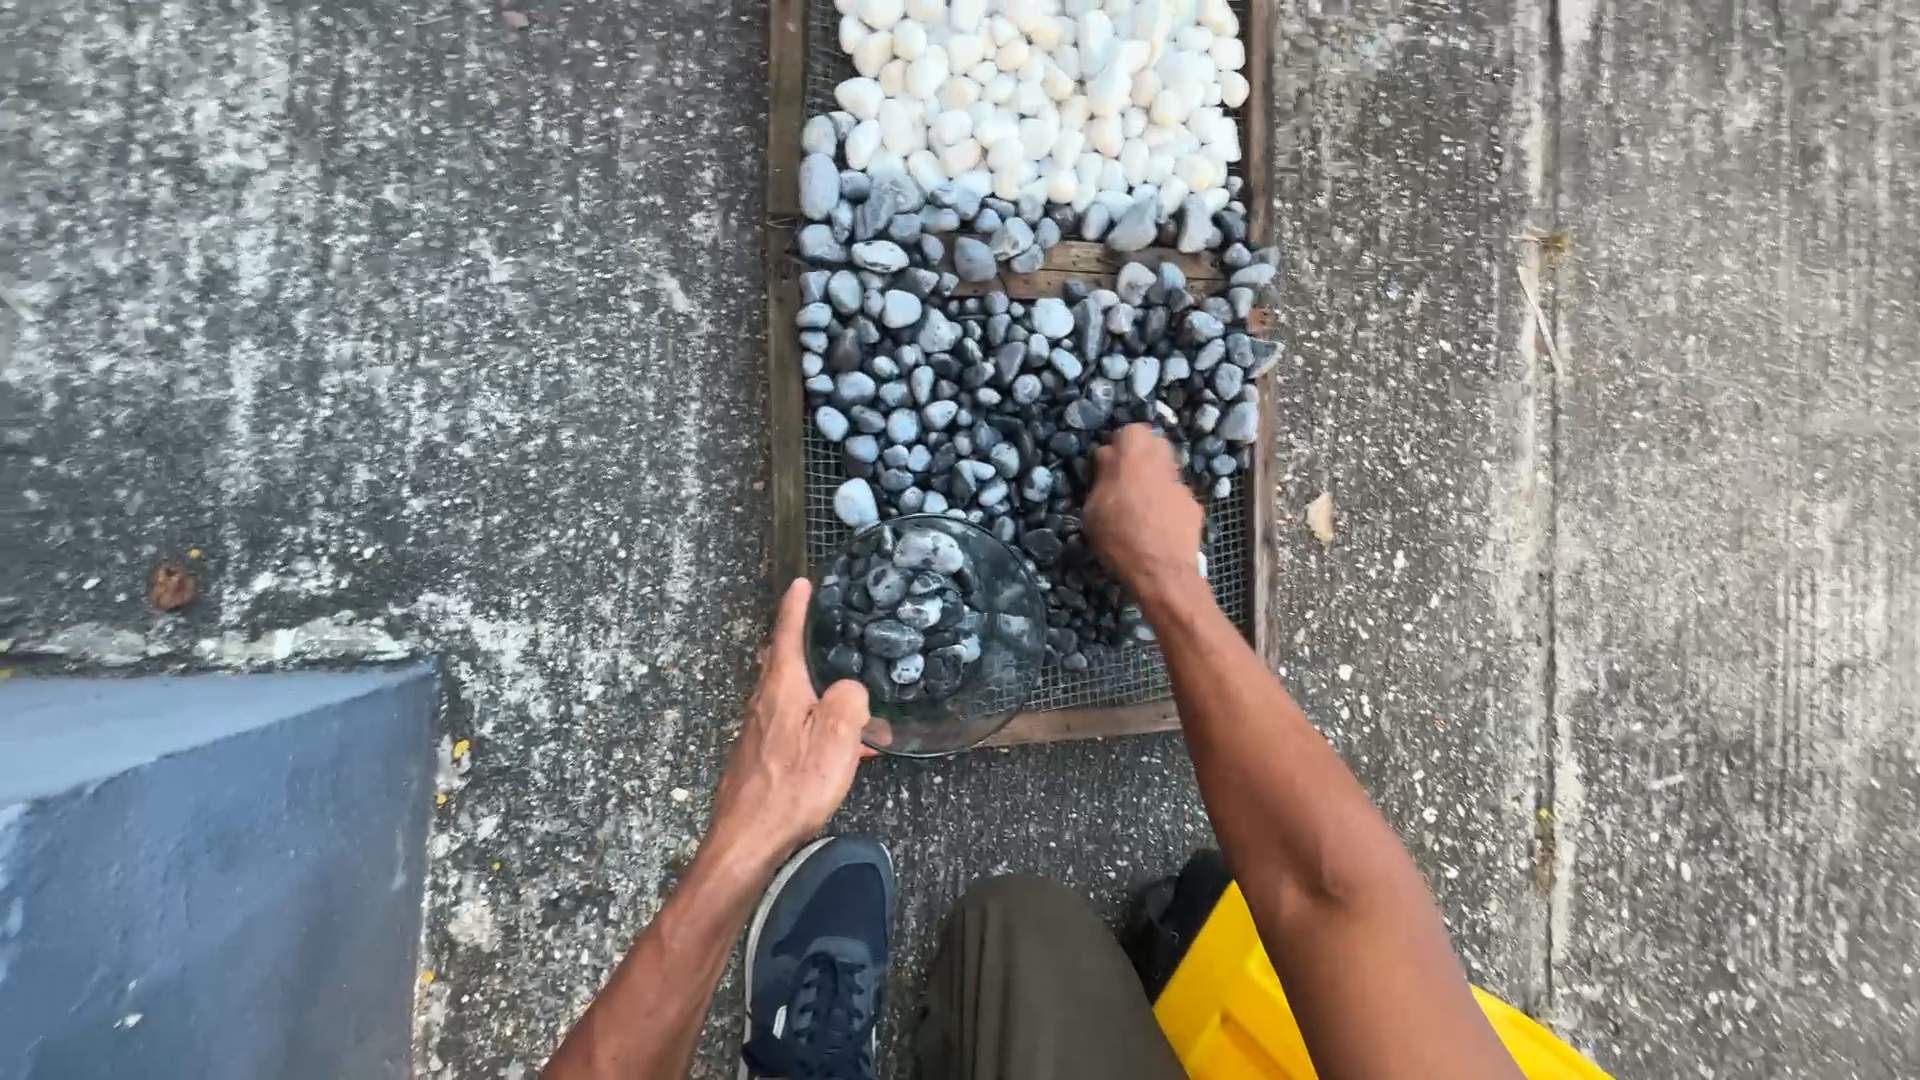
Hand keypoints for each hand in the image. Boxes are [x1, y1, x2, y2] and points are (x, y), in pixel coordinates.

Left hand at [707, 579, 872, 869]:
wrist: (748, 840)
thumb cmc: (793, 783)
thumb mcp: (836, 733)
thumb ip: (850, 698)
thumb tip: (850, 689)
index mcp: (781, 686)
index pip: (787, 632)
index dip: (796, 605)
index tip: (802, 582)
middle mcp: (764, 701)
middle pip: (784, 662)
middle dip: (804, 644)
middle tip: (828, 633)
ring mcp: (759, 730)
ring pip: (793, 697)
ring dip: (820, 693)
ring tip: (855, 704)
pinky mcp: (761, 757)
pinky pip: (796, 727)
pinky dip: (820, 726)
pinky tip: (846, 751)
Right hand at [1085, 424, 1204, 593]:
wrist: (1161, 570)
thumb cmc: (1118, 537)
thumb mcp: (1092, 509)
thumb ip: (1102, 478)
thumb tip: (1108, 458)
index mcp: (1133, 457)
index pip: (1132, 430)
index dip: (1122, 444)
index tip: (1111, 463)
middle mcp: (1161, 463)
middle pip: (1156, 444)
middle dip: (1142, 457)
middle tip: (1126, 480)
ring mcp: (1182, 485)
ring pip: (1167, 471)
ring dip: (1156, 481)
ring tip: (1142, 507)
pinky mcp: (1194, 506)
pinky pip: (1177, 497)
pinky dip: (1168, 506)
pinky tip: (1160, 527)